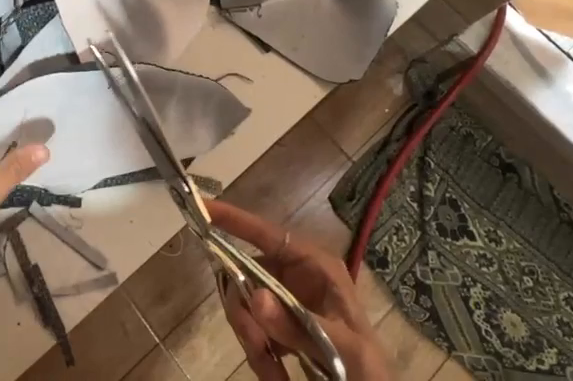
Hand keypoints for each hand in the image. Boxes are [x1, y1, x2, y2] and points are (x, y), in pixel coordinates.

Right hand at [205, 199, 390, 380]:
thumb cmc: (371, 372)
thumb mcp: (344, 349)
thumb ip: (299, 325)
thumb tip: (255, 298)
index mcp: (316, 266)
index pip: (268, 234)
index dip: (233, 219)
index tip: (201, 209)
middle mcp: (297, 276)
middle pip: (247, 274)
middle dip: (244, 309)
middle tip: (255, 343)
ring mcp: (286, 301)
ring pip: (245, 305)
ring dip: (251, 338)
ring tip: (272, 372)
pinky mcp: (280, 327)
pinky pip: (252, 330)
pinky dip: (257, 354)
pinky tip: (275, 376)